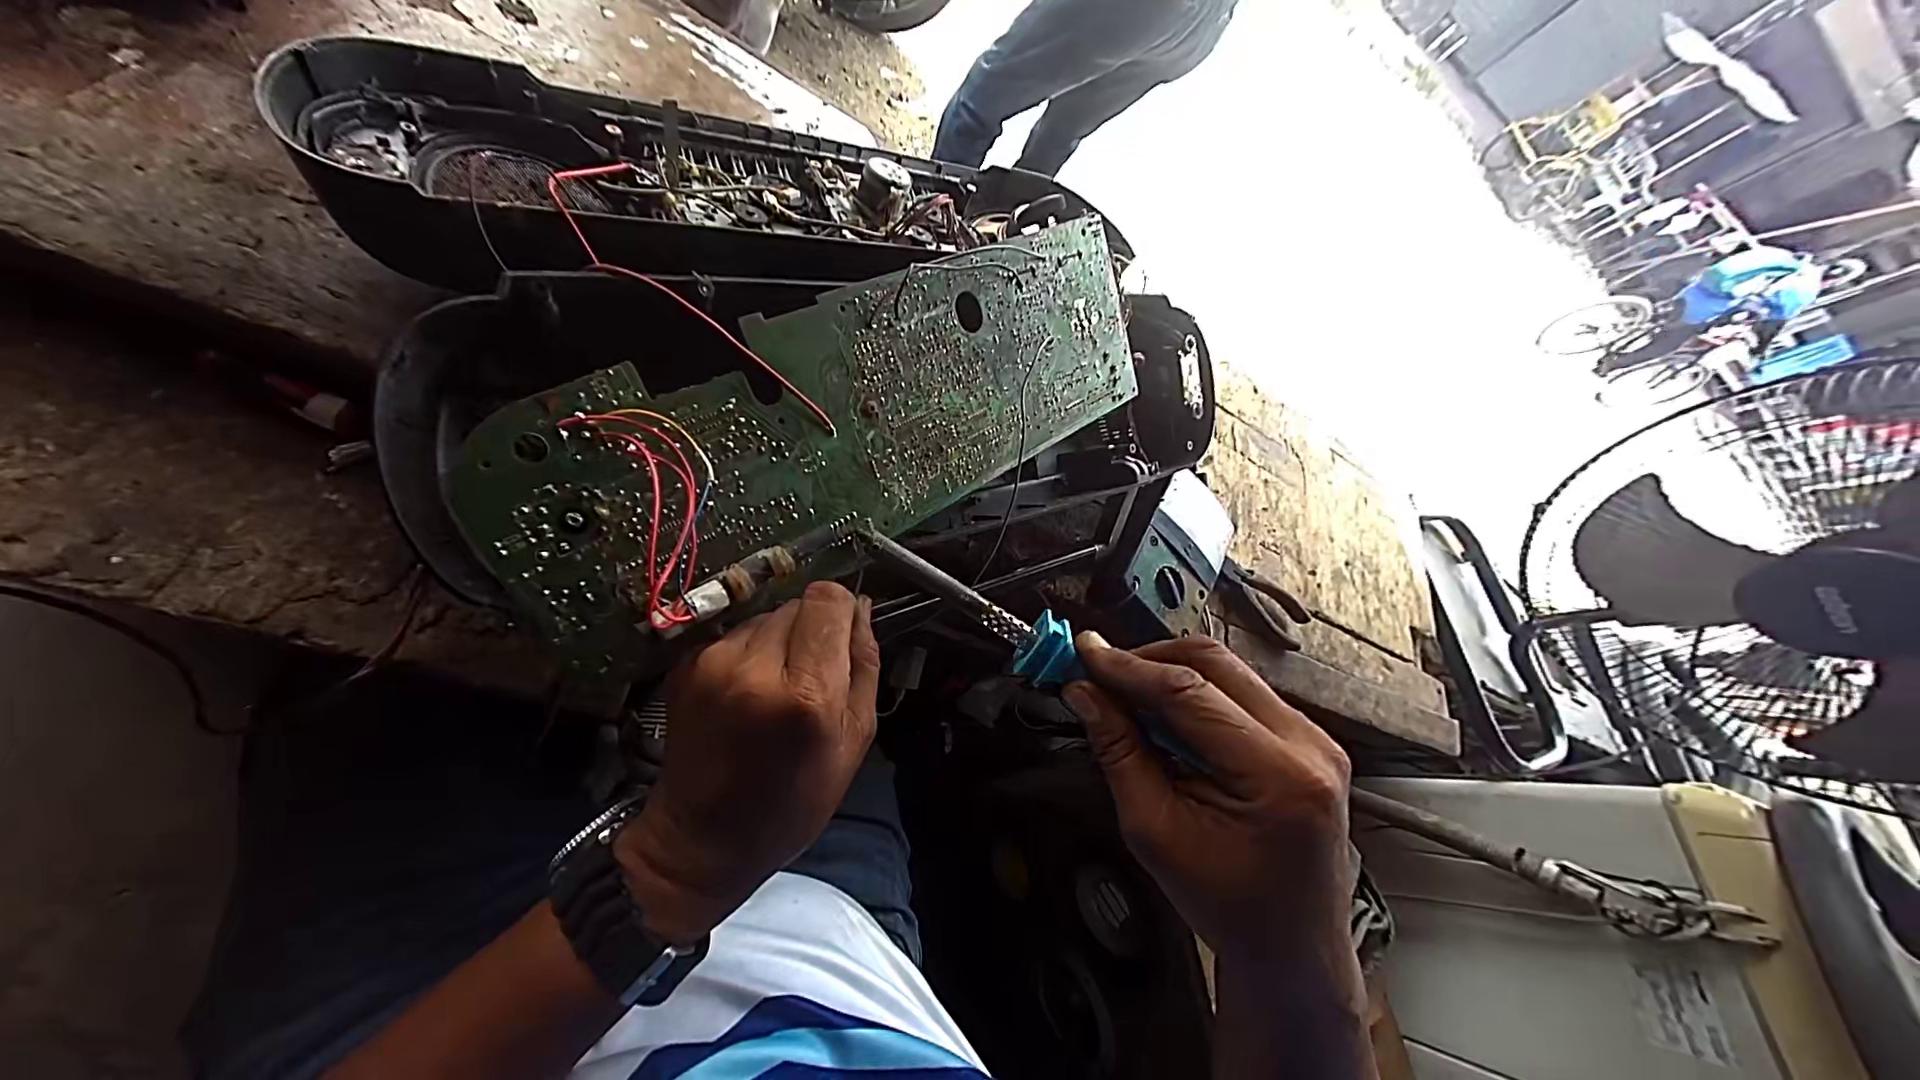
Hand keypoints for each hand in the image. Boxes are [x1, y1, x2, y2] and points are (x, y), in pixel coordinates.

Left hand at [614, 581, 880, 942]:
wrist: (702, 840)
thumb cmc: (793, 800)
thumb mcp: (855, 739)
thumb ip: (865, 664)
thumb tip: (862, 608)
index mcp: (806, 694)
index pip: (827, 600)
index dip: (842, 610)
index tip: (843, 633)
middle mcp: (754, 668)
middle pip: (798, 604)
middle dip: (812, 630)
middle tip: (811, 674)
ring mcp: (713, 664)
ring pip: (767, 616)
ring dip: (780, 640)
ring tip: (776, 687)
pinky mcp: (686, 665)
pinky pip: (736, 634)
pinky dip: (750, 653)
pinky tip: (748, 692)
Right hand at [1063, 633, 1353, 956]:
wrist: (1292, 947)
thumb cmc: (1228, 905)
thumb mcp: (1155, 832)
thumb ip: (1119, 753)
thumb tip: (1085, 695)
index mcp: (1279, 776)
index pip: (1189, 692)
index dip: (1128, 667)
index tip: (1085, 652)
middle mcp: (1309, 746)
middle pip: (1213, 663)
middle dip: (1147, 659)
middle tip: (1098, 671)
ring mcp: (1315, 739)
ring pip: (1227, 669)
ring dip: (1168, 673)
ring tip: (1124, 697)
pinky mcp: (1307, 740)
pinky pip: (1240, 691)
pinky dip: (1193, 692)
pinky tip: (1162, 717)